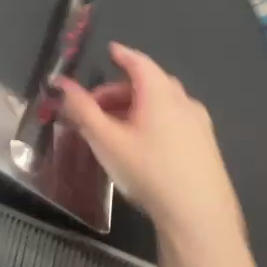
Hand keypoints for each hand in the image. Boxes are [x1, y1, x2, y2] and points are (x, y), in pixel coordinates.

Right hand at [57, 43, 244, 255]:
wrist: (198, 215)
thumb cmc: (147, 170)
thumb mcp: (105, 139)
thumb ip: (81, 108)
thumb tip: (61, 82)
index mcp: (160, 95)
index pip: (140, 63)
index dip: (122, 55)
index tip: (109, 51)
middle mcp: (184, 103)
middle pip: (150, 83)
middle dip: (120, 88)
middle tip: (95, 104)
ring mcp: (199, 125)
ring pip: (163, 103)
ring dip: (136, 106)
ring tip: (113, 128)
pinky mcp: (205, 146)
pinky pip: (174, 120)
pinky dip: (153, 119)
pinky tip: (140, 144)